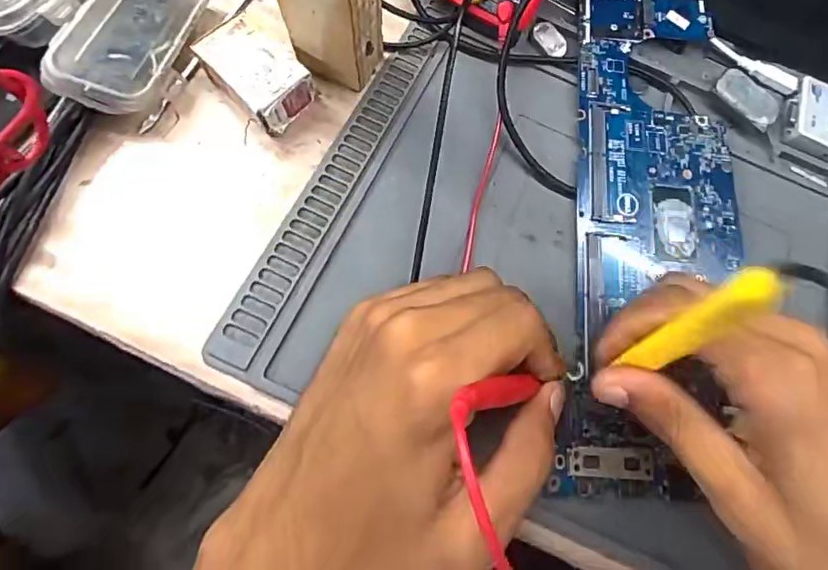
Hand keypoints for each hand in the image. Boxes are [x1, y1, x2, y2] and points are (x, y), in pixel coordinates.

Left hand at [201, 269, 565, 569]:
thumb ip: (531, 457)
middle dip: (521, 335)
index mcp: (431, 375)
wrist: (277, 550)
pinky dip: (454, 316)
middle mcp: (403, 326)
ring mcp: (375, 314)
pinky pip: (431, 291)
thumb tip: (551, 393)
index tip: (541, 394)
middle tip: (516, 390)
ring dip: (488, 322)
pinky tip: (443, 365)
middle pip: (497, 292)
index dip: (545, 352)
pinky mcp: (358, 316)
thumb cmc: (375, 551)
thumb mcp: (471, 533)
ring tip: (480, 380)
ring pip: (467, 283)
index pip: (520, 318)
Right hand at [592, 275, 827, 569]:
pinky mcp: (809, 343)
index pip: (684, 314)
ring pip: (713, 296)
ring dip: (668, 319)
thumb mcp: (738, 495)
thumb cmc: (818, 543)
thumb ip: (674, 423)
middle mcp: (791, 335)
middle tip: (617, 365)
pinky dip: (698, 326)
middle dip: (645, 318)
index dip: (633, 327)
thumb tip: (609, 379)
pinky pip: (738, 314)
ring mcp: (804, 334)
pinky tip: (683, 361)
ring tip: (641, 364)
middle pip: (696, 293)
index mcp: (776, 372)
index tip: (604, 363)